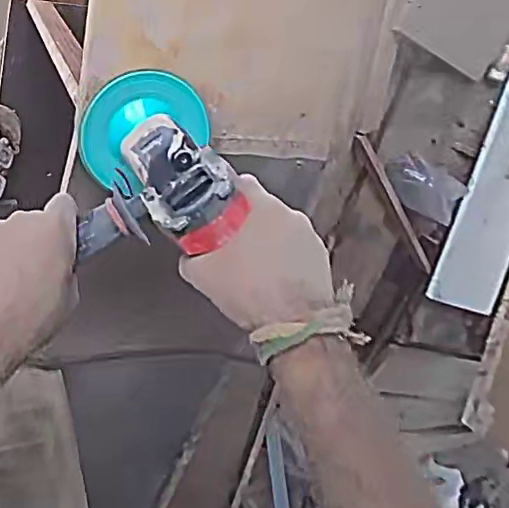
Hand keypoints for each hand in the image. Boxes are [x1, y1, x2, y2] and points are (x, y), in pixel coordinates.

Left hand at [0, 192, 78, 355]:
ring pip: (4, 234)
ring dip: (6, 251)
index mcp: (55, 228)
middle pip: (31, 222)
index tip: (62, 233)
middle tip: (34, 272)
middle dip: (32, 242)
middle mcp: (23, 220)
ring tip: (7, 284)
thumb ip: (67, 267)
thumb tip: (61, 267)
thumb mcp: (70, 296)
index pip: (64, 205)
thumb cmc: (29, 317)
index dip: (64, 220)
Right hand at [180, 175, 334, 330]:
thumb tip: (188, 253)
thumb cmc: (248, 291)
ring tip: (250, 260)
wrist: (294, 326)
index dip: (224, 192)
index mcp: (259, 207)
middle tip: (226, 237)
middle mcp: (287, 213)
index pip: (240, 182)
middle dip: (243, 217)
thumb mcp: (201, 274)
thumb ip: (190, 255)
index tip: (214, 206)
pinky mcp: (320, 254)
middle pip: (259, 204)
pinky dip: (282, 253)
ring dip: (264, 235)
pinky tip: (270, 273)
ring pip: (278, 225)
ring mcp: (307, 233)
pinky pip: (294, 244)